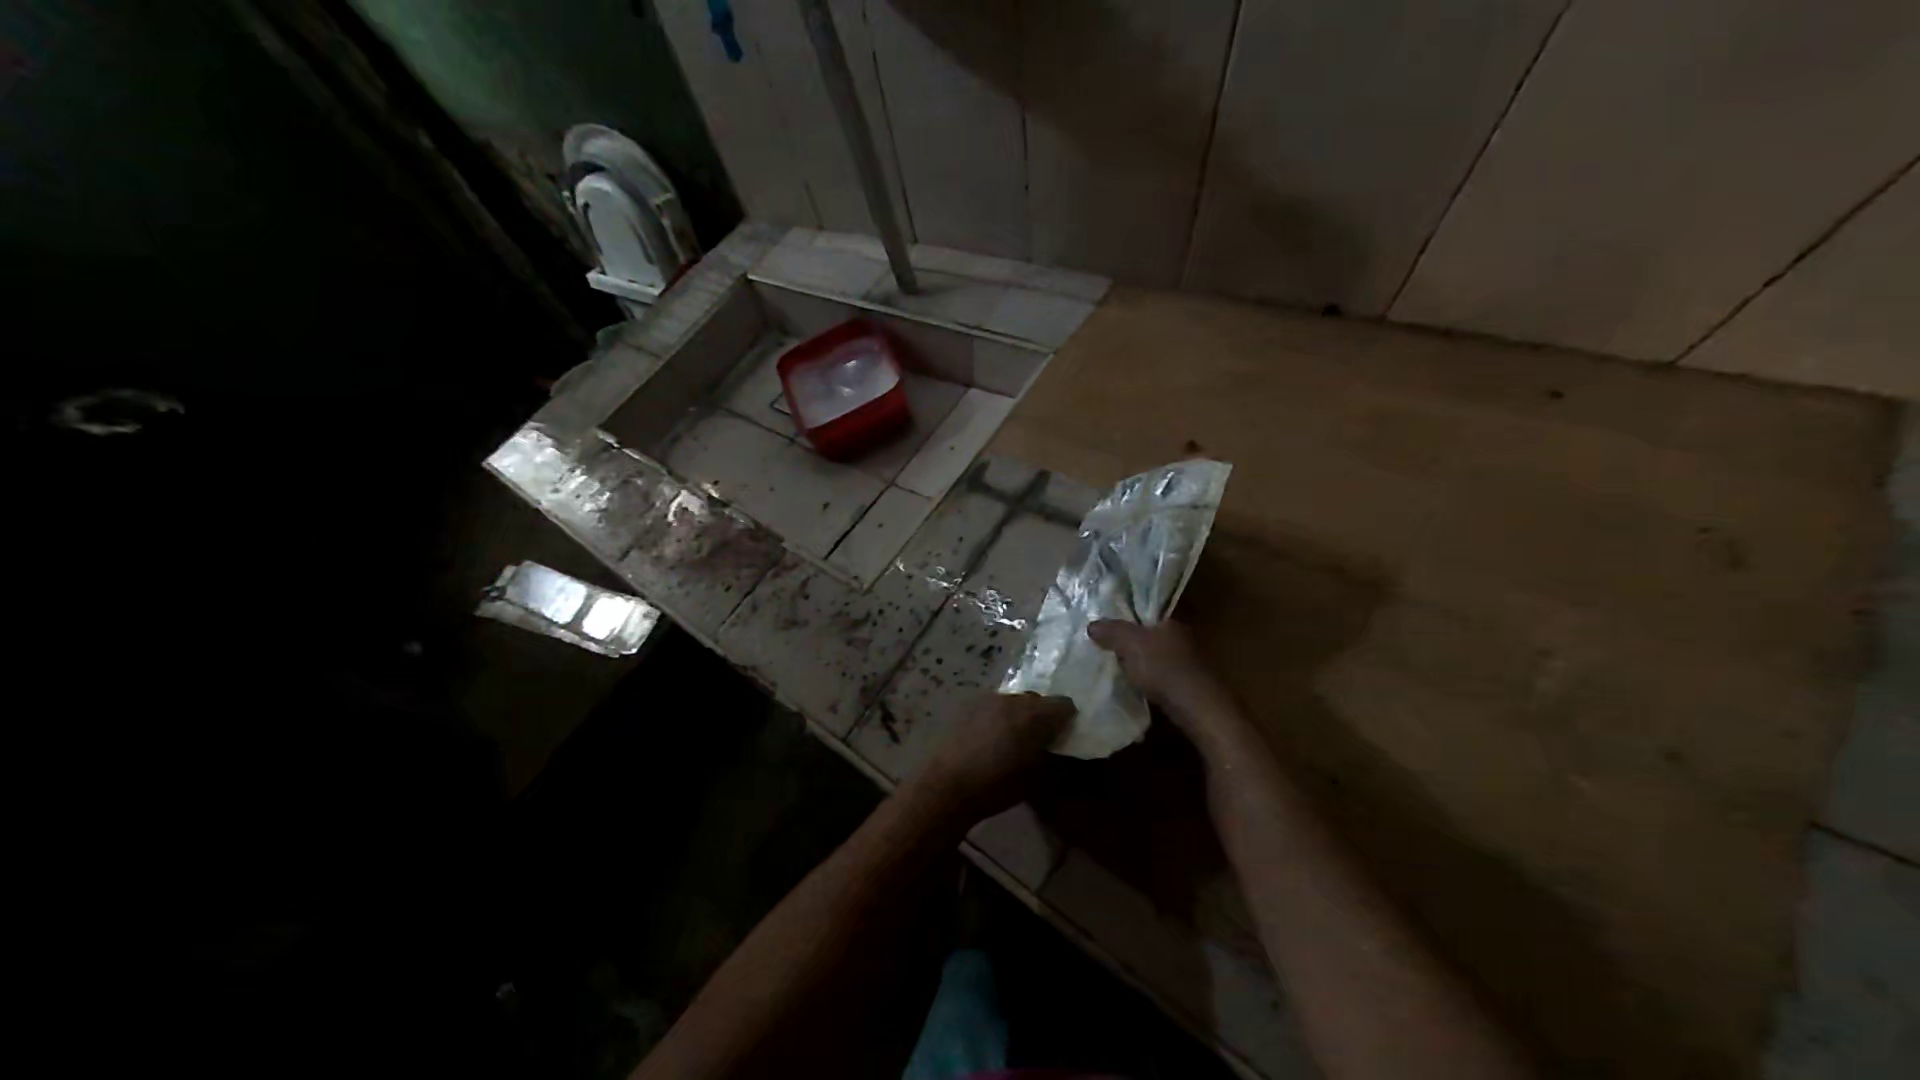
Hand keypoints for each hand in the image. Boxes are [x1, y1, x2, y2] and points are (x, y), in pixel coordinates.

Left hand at [910, 693, 1074, 819]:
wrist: (948, 785)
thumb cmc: (997, 787)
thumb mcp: (1036, 777)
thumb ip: (1051, 754)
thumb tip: (1056, 746)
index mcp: (1035, 716)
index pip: (1063, 705)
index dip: (1068, 719)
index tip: (1065, 735)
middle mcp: (1014, 700)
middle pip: (1038, 699)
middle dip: (1044, 715)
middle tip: (1041, 737)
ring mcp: (989, 699)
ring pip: (1014, 701)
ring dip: (1020, 714)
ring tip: (1015, 737)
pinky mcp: (969, 705)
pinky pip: (994, 705)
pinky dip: (999, 716)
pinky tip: (992, 736)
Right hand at [1088, 620, 1237, 744]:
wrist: (1198, 708)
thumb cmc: (1163, 668)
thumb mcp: (1130, 644)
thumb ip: (1111, 631)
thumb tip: (1092, 625)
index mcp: (1171, 622)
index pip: (1144, 615)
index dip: (1125, 622)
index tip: (1107, 633)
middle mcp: (1183, 638)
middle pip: (1149, 637)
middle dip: (1131, 645)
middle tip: (1108, 654)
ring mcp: (1189, 663)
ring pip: (1157, 658)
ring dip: (1141, 665)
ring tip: (1119, 674)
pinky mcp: (1190, 685)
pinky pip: (1163, 677)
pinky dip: (1151, 682)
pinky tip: (1139, 690)